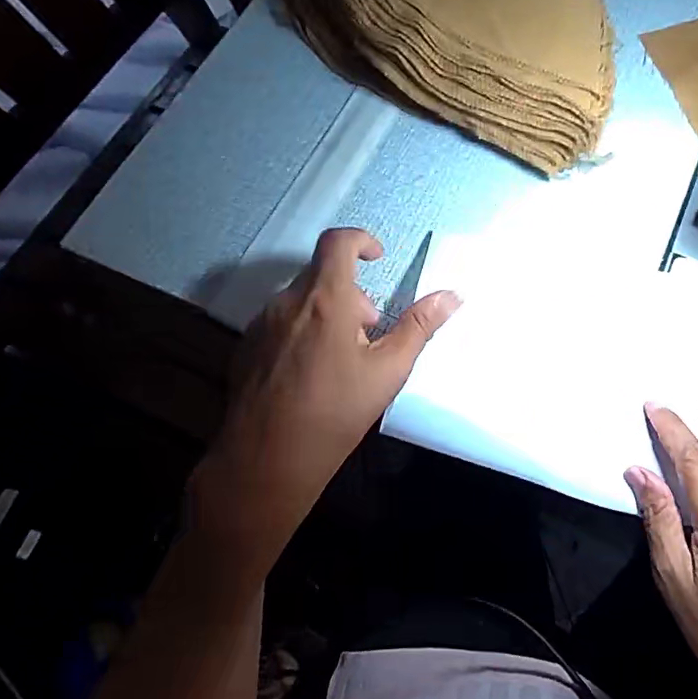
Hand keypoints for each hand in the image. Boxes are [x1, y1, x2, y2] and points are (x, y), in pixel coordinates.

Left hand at [194, 227, 459, 564]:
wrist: (267, 458)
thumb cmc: (336, 412)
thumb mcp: (388, 371)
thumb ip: (418, 327)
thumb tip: (452, 295)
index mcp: (325, 299)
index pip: (338, 242)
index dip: (361, 240)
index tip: (377, 258)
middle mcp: (286, 302)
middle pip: (321, 276)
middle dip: (350, 294)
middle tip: (367, 335)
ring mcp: (260, 324)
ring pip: (300, 302)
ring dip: (325, 314)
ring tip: (340, 361)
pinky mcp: (245, 346)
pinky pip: (279, 323)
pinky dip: (301, 332)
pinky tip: (309, 375)